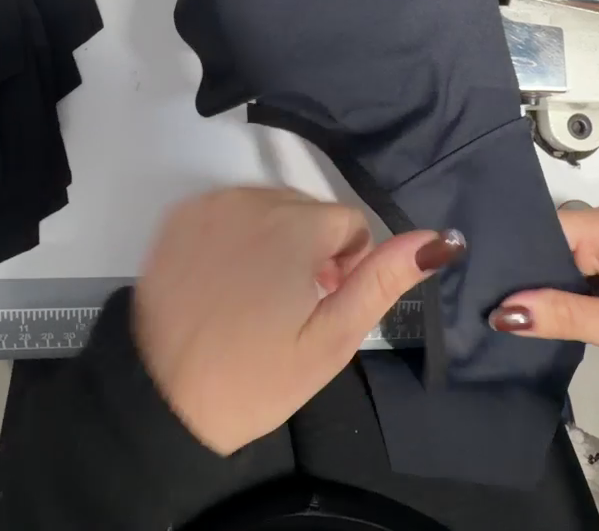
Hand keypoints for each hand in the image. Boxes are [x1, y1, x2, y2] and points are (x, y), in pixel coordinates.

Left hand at [132, 187, 464, 453]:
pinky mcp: (179, 216)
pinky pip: (229, 210)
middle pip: (309, 211)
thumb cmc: (254, 377)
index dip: (347, 266)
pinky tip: (227, 282)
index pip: (348, 222)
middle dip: (313, 250)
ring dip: (276, 239)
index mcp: (295, 225)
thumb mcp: (330, 340)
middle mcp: (251, 199)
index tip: (323, 304)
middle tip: (292, 307)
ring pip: (270, 207)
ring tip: (259, 297)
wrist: (160, 400)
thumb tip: (438, 239)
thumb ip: (383, 281)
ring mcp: (210, 205)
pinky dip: (237, 235)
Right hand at [487, 204, 598, 378]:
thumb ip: (561, 315)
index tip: (473, 283)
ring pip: (556, 263)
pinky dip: (555, 295)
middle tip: (476, 302)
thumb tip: (500, 311)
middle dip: (517, 275)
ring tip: (491, 308)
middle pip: (544, 245)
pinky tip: (528, 313)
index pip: (540, 231)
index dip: (509, 257)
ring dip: (535, 288)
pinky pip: (572, 276)